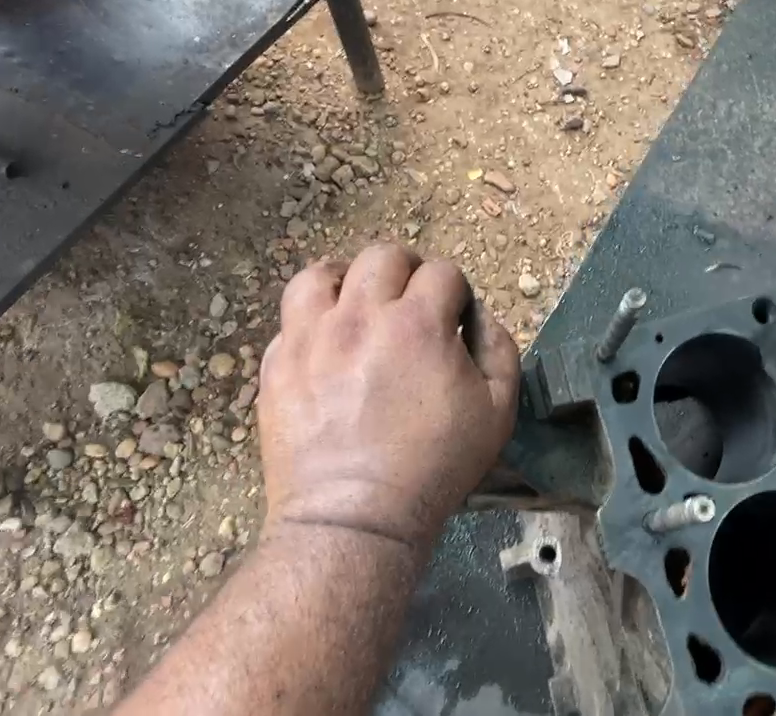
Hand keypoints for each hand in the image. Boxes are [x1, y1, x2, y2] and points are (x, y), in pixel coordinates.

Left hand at [257, 245, 519, 551]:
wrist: (354, 519)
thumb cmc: (435, 465)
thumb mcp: (499, 409)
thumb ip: (498, 346)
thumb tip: (476, 315)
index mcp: (419, 324)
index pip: (442, 272)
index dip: (456, 293)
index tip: (455, 322)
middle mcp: (361, 317)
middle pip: (382, 257)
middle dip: (407, 272)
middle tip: (412, 305)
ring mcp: (311, 338)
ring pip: (320, 274)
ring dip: (347, 282)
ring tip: (358, 307)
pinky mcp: (276, 365)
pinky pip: (289, 320)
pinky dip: (312, 322)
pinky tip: (328, 346)